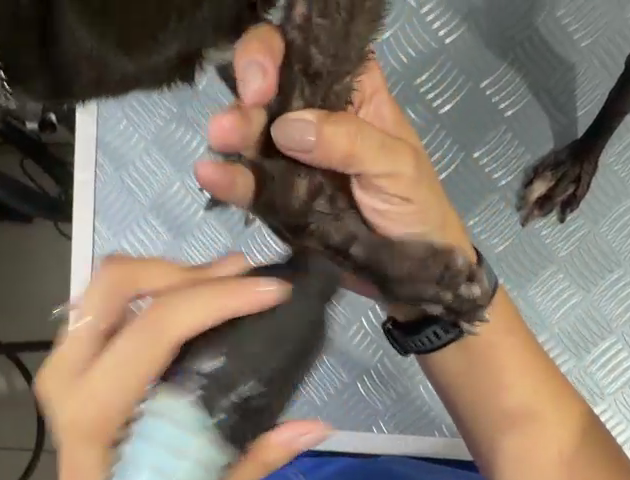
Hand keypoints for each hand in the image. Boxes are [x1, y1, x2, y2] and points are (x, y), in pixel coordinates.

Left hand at [37, 254, 332, 479]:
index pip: (154, 331)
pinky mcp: (70, 353)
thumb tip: (318, 426)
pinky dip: (156, 287)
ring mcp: (62, 358)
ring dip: (173, 272)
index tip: (272, 292)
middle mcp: (68, 374)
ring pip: (111, 282)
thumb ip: (254, 459)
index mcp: (96, 412)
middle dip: (190, 271)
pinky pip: (109, 299)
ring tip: (229, 277)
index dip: (216, 301)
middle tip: (244, 277)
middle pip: (119, 283)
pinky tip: (198, 294)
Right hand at [194, 25, 474, 298]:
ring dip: (233, 138)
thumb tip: (287, 127)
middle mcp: (317, 118)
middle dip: (245, 102)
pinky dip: (232, 181)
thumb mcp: (395, 165)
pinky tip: (213, 177)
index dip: (275, 55)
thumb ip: (347, 141)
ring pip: (254, 136)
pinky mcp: (284, 201)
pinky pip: (253, 185)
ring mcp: (296, 161)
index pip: (306, 53)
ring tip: (217, 147)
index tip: (262, 83)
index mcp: (351, 92)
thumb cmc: (417, 207)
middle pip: (268, 90)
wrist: (415, 275)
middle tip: (231, 127)